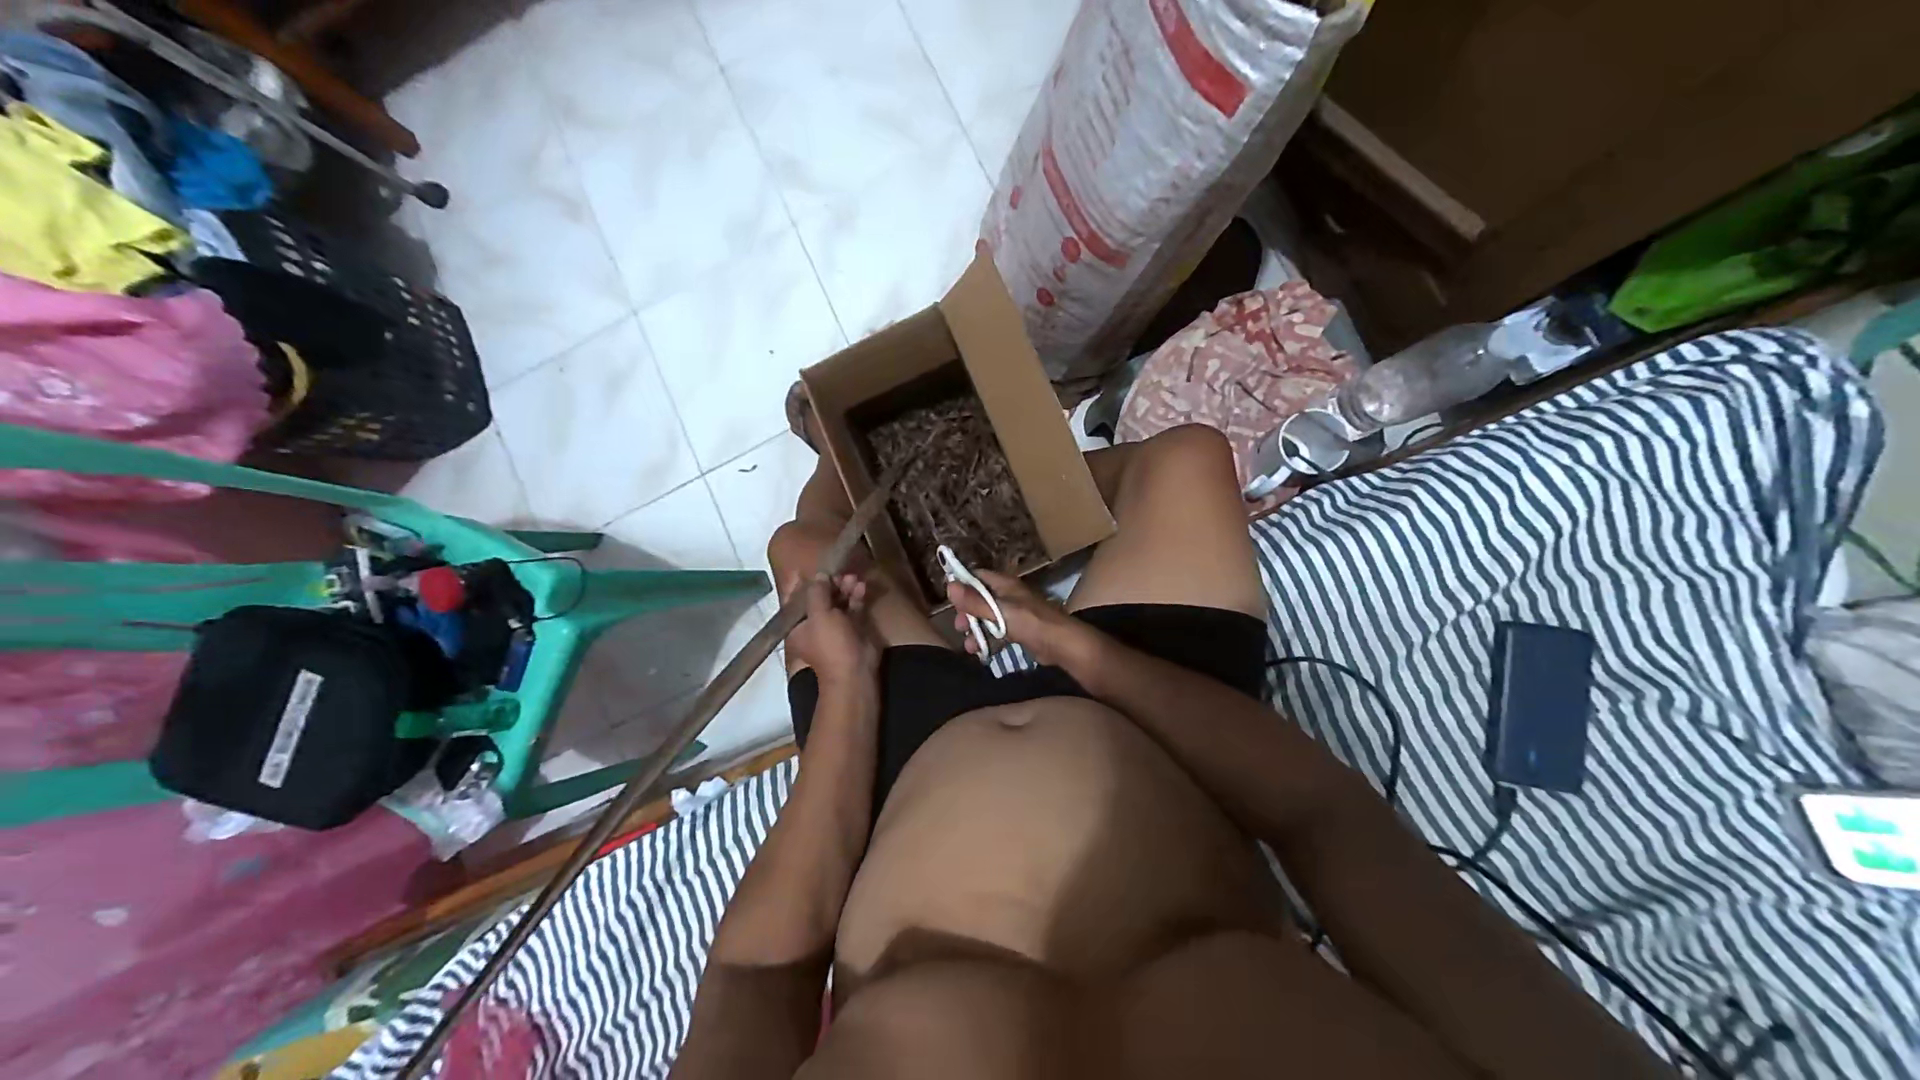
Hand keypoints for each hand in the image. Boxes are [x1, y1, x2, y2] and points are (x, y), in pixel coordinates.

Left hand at [786, 574, 879, 689]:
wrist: (855, 670)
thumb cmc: (830, 643)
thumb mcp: (818, 614)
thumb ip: (817, 592)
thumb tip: (819, 574)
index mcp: (798, 625)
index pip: (798, 599)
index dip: (807, 583)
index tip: (818, 569)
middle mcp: (815, 625)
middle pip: (821, 598)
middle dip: (831, 584)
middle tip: (841, 574)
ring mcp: (836, 626)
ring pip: (839, 601)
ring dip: (846, 588)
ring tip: (854, 579)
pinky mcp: (855, 628)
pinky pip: (854, 607)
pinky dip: (857, 597)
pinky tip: (862, 587)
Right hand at [946, 570, 1101, 672]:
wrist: (1062, 644)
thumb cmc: (1031, 623)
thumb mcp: (999, 612)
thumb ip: (974, 601)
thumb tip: (949, 585)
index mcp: (1005, 584)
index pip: (978, 576)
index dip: (962, 583)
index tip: (949, 598)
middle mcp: (1008, 595)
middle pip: (980, 598)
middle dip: (967, 612)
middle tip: (958, 626)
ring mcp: (1014, 612)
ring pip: (987, 617)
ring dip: (975, 629)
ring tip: (968, 644)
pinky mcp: (1019, 630)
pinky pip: (997, 631)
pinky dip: (987, 639)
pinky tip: (980, 651)